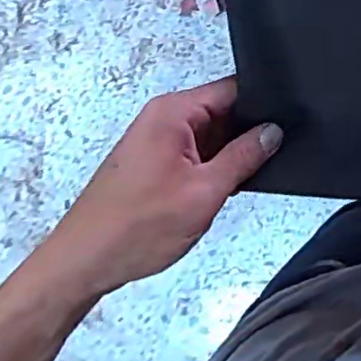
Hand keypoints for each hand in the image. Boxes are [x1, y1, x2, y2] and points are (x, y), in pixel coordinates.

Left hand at [31, 77, 281, 298]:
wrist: (78, 271)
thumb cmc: (129, 231)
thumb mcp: (205, 191)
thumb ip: (246, 155)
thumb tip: (272, 132)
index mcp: (173, 112)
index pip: (235, 89)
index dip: (264, 105)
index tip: (283, 124)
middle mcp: (162, 119)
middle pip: (226, 110)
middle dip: (245, 135)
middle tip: (257, 161)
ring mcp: (157, 140)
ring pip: (214, 134)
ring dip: (226, 156)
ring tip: (227, 181)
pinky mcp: (154, 161)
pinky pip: (198, 152)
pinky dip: (210, 169)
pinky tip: (212, 192)